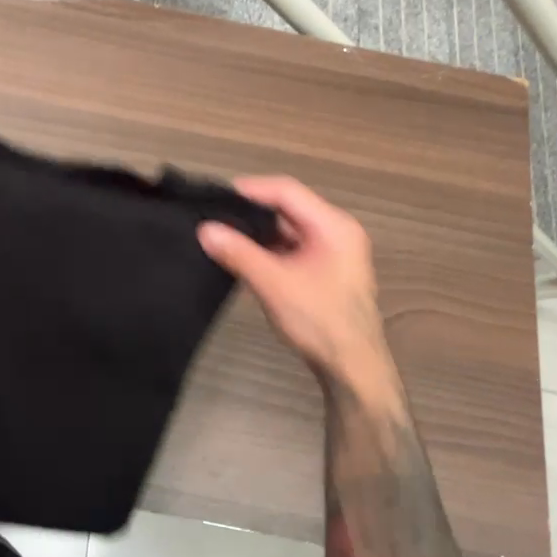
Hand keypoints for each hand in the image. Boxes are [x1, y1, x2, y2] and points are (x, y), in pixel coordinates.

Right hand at [197, 176, 397, 397]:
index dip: (249, 189)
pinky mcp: (323, 269)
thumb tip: (204, 229)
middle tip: (212, 213)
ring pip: (286, 227)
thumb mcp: (273, 284)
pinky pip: (290, 245)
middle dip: (249, 210)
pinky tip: (240, 255)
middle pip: (287, 207)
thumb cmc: (318, 320)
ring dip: (256, 230)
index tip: (214, 196)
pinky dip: (266, 247)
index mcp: (333, 227)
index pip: (287, 191)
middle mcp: (336, 232)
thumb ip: (238, 253)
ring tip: (220, 233)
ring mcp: (331, 251)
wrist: (351, 367)